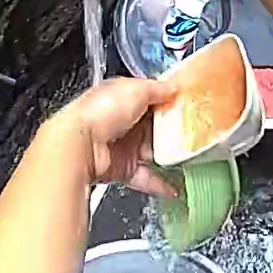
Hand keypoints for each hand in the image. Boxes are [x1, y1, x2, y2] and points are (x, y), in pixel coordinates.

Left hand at [44, 77, 178, 196]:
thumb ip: (158, 88)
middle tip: (195, 130)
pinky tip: (176, 185)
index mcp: (121, 97)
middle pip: (155, 125)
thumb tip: (174, 88)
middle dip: (174, 129)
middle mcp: (121, 121)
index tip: (188, 105)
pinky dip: (160, 183)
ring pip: (152, 151)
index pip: (150, 97)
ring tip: (191, 156)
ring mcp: (122, 146)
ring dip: (170, 155)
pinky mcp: (121, 169)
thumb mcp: (136, 89)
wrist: (77, 147)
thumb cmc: (100, 112)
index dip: (169, 100)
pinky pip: (145, 176)